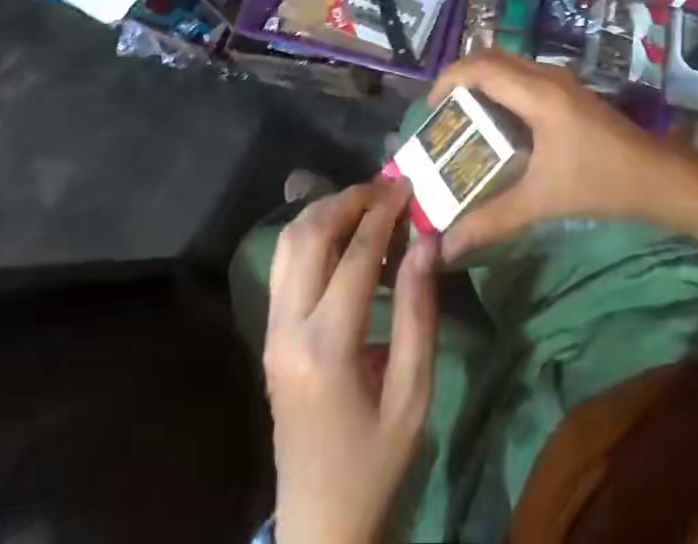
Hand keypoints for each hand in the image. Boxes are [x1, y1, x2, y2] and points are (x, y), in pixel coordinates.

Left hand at [265, 180, 436, 543]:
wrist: (318, 518)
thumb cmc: (376, 459)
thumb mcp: (413, 392)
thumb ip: (417, 313)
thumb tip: (427, 244)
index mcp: (326, 346)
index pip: (354, 257)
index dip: (383, 215)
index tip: (407, 186)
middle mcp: (286, 330)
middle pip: (306, 238)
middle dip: (346, 201)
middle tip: (386, 187)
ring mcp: (270, 333)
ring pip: (286, 247)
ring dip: (324, 213)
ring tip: (367, 202)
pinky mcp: (269, 339)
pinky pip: (285, 269)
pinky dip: (312, 237)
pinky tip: (343, 234)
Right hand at [428, 52, 697, 261]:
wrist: (660, 178)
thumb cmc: (601, 182)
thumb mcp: (541, 202)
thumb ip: (490, 220)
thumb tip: (444, 246)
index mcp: (538, 94)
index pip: (480, 67)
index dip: (447, 80)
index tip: (429, 111)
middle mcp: (548, 78)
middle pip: (493, 59)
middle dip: (461, 81)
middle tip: (443, 117)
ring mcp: (564, 83)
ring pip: (511, 68)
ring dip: (484, 87)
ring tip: (464, 124)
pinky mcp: (573, 95)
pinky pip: (527, 81)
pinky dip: (504, 94)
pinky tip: (500, 131)